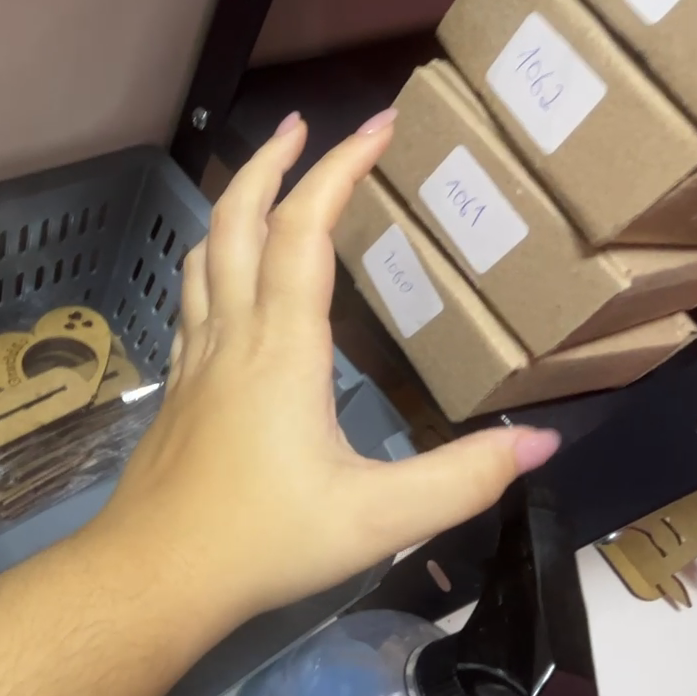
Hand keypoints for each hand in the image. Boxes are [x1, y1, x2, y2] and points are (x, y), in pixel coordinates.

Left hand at [80, 112, 560, 621]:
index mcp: (280, 349)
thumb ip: (461, 479)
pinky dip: (212, 262)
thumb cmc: (261, 541)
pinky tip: (227, 278)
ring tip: (264, 185)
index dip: (340, 169)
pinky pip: (191, 299)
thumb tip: (540, 443)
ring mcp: (194, 357)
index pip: (304, 231)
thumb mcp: (377, 519)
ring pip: (203, 256)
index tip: (379, 124)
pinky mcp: (177, 384)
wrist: (156, 571)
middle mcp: (230, 335)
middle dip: (268, 162)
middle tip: (302, 125)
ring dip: (233, 206)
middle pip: (236, 222)